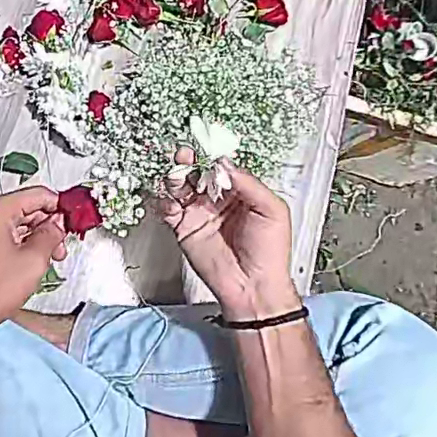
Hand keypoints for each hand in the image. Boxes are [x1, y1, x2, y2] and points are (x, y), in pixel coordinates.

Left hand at [0, 187, 67, 343]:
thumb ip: (52, 234)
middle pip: (24, 206)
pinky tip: (25, 260)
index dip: (59, 207)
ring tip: (44, 257)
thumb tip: (57, 223)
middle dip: (46, 225)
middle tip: (59, 245)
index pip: (37, 194)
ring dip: (32, 235)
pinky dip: (15, 241)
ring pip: (12, 220)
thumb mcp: (34, 260)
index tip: (70, 220)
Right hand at [159, 149, 298, 319]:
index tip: (205, 148)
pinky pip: (168, 210)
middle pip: (197, 173)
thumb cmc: (270, 251)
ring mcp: (199, 213)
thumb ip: (249, 184)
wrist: (254, 287)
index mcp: (239, 191)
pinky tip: (170, 198)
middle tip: (185, 154)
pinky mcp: (184, 229)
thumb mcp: (272, 210)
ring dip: (175, 176)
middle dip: (189, 161)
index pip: (221, 167)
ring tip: (175, 172)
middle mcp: (217, 199)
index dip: (212, 157)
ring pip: (180, 187)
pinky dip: (164, 200)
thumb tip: (225, 164)